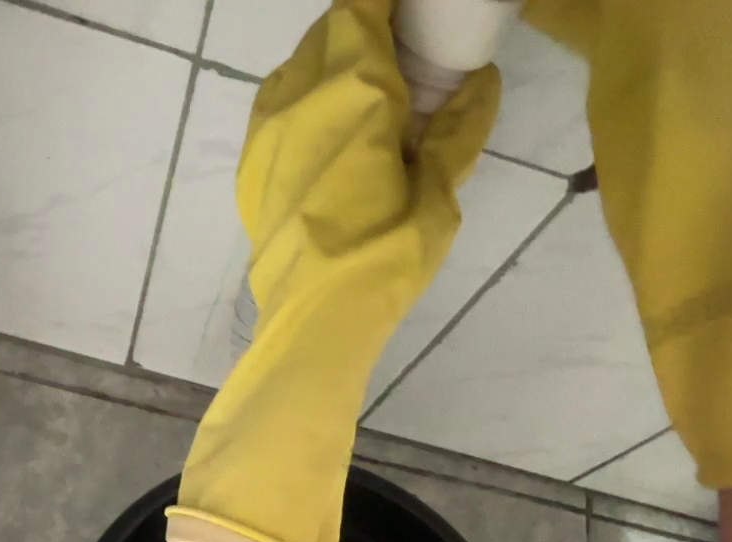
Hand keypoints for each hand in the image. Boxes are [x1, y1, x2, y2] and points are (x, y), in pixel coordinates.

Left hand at [166, 0, 500, 541]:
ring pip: (296, 73)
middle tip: (399, 68)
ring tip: (365, 107)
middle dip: (363, 36)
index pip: (365, 8)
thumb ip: (457, 129)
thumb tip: (480, 82)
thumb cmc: (383, 256)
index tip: (414, 25)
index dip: (390, 9)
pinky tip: (329, 145)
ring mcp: (266, 134)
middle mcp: (298, 95)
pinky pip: (276, 116)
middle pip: (328, 35)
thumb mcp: (438, 193)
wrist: (314, 321)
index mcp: (352, 85)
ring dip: (329, 73)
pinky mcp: (251, 172)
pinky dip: (303, 111)